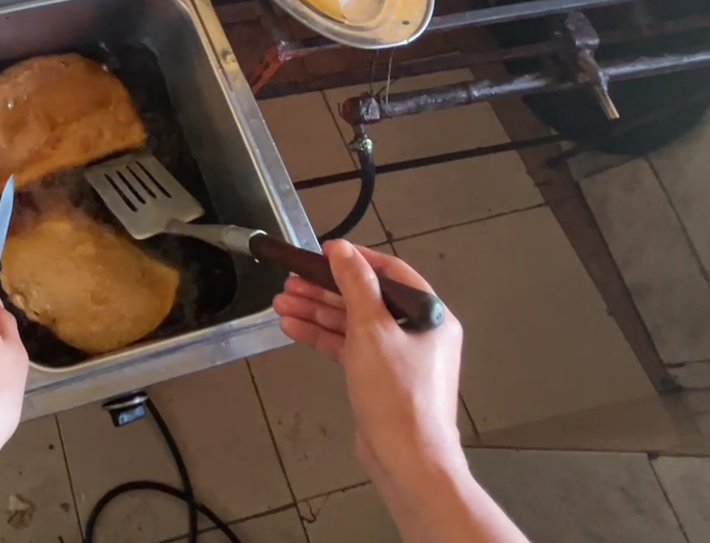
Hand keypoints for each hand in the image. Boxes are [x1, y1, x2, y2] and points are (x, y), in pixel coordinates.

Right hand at [271, 241, 465, 491]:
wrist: (407, 462)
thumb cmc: (396, 391)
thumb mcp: (372, 329)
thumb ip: (355, 284)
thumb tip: (341, 248)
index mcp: (429, 316)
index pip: (390, 272)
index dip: (355, 259)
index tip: (321, 251)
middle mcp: (416, 332)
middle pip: (364, 297)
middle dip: (324, 289)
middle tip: (290, 281)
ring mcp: (396, 356)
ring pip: (351, 322)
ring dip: (315, 311)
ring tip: (280, 302)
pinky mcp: (377, 376)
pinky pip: (347, 345)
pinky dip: (321, 335)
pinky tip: (291, 327)